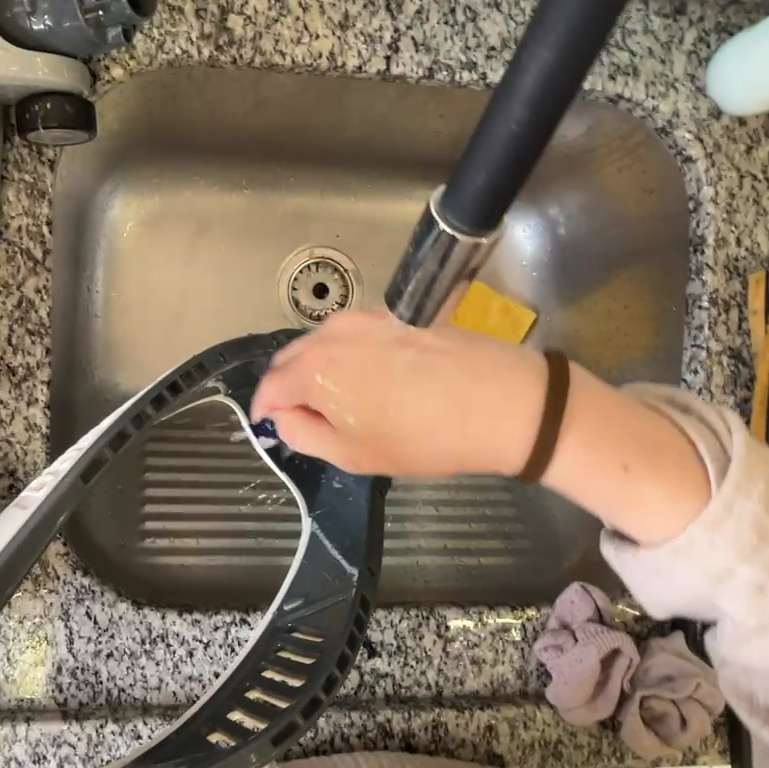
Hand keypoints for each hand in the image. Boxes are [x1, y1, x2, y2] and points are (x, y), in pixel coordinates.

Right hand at [249, 310, 547, 477]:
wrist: (504, 402)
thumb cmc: (423, 438)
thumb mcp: (353, 454)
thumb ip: (304, 434)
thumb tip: (283, 416)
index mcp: (315, 367)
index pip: (270, 386)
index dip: (264, 410)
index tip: (269, 426)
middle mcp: (334, 332)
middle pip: (291, 358)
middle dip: (288, 386)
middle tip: (302, 416)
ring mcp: (367, 317)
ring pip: (322, 342)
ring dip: (317, 368)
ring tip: (337, 399)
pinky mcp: (397, 314)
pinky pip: (353, 335)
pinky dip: (346, 355)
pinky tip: (370, 379)